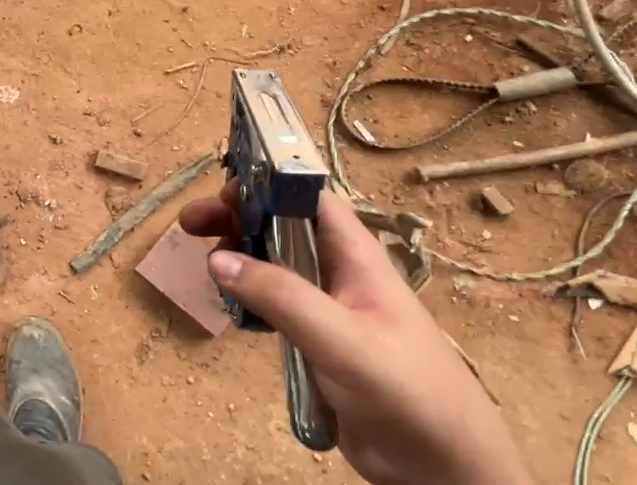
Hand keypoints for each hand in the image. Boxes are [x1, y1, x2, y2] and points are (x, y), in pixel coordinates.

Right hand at [179, 188, 531, 484]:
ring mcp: (325, 306)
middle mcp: (338, 272)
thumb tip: (216, 257)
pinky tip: (228, 307)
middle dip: (235, 216)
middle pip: (278, 224)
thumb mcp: (343, 340)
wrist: (445, 471)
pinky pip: (270, 302)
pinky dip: (243, 295)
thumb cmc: (408, 393)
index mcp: (356, 257)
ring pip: (270, 261)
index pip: (307, 196)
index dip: (265, 180)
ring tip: (205, 266)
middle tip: (191, 224)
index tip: (220, 187)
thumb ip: (281, 296)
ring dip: (235, 254)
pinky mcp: (314, 339)